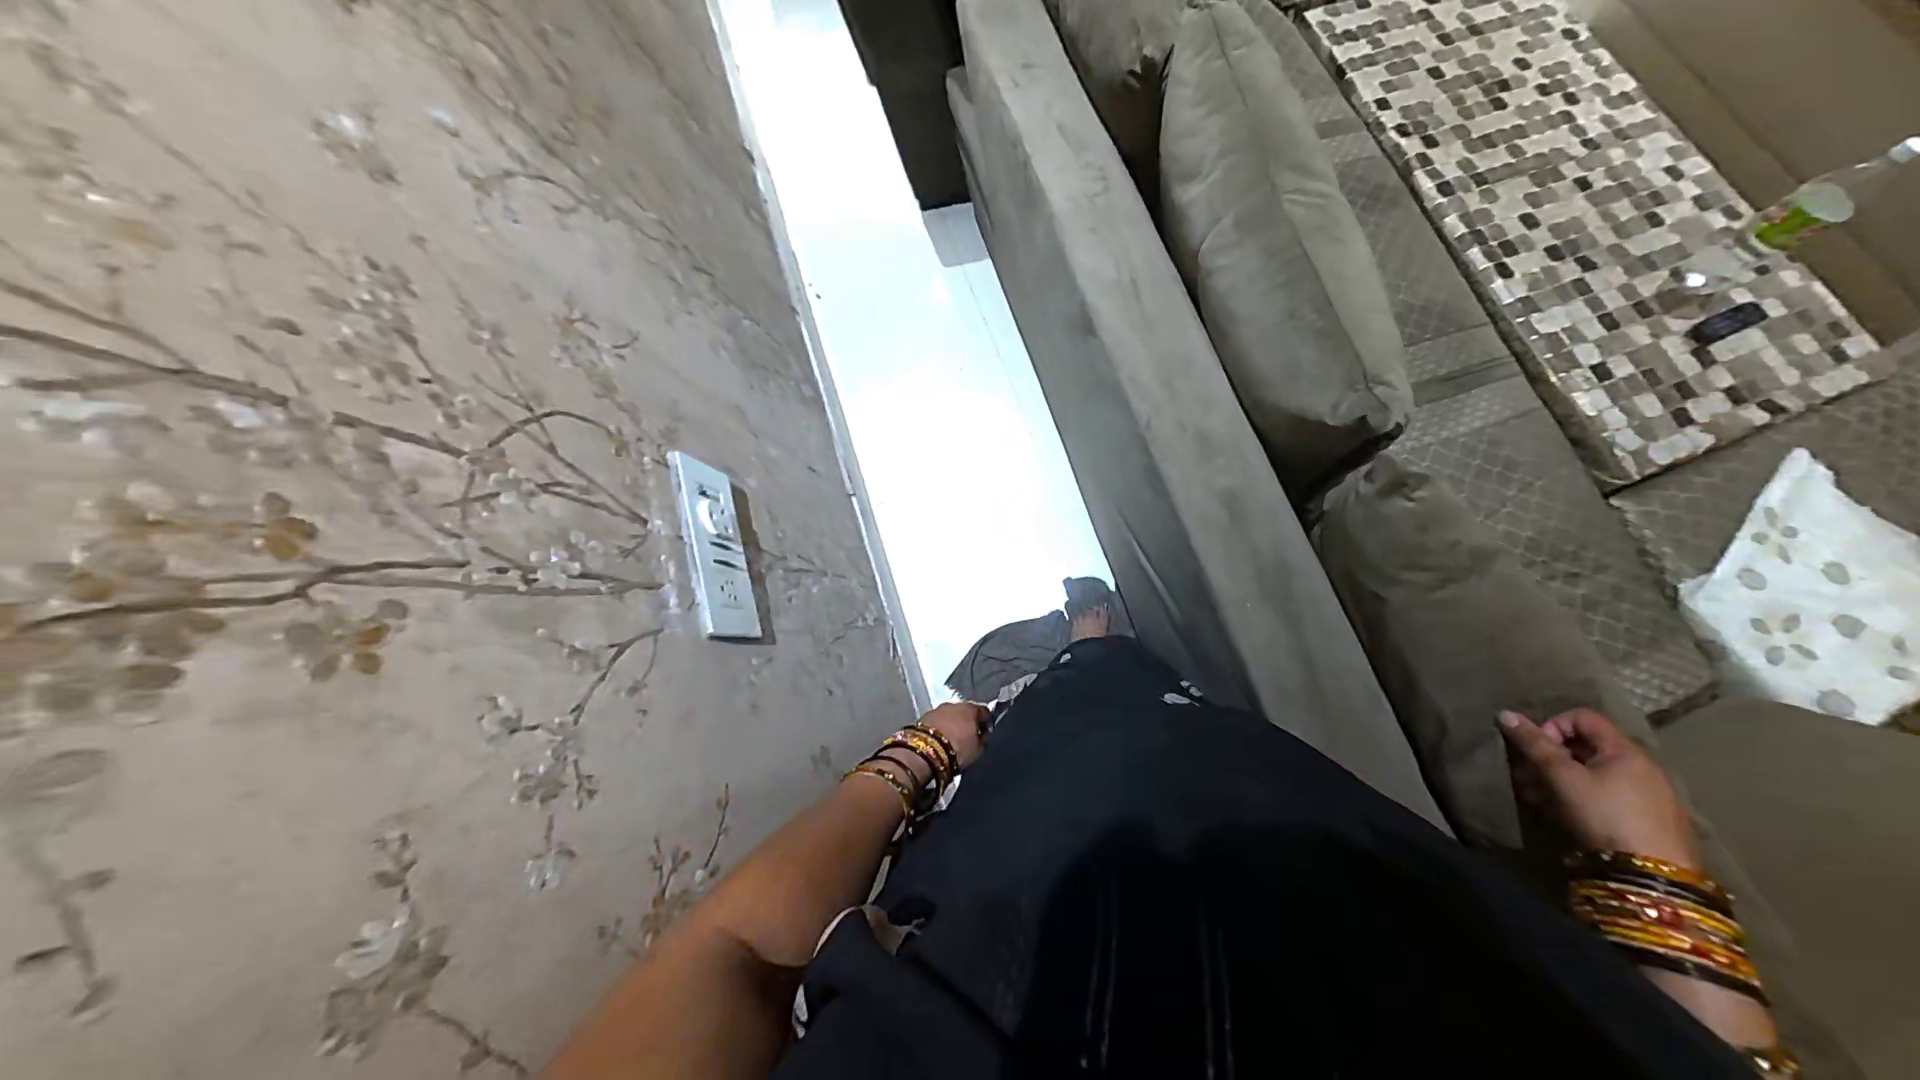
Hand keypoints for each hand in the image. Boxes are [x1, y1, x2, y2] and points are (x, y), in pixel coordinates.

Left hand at [920, 702, 988, 769]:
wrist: (926, 751)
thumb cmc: (957, 750)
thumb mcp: (978, 750)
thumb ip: (983, 740)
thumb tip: (982, 735)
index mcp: (971, 709)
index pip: (985, 712)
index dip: (986, 723)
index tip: (985, 734)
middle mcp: (955, 704)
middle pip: (965, 711)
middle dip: (967, 722)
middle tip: (967, 737)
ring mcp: (938, 709)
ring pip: (949, 715)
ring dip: (952, 724)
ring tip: (952, 740)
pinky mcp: (924, 716)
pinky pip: (937, 721)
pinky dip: (940, 728)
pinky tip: (940, 739)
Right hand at [1497, 708, 1698, 869]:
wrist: (1652, 875)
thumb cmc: (1604, 815)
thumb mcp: (1562, 777)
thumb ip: (1534, 745)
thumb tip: (1505, 713)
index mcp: (1625, 750)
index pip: (1582, 717)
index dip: (1552, 726)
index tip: (1538, 750)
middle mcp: (1642, 766)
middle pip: (1586, 745)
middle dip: (1551, 757)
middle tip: (1531, 777)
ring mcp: (1649, 794)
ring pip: (1593, 772)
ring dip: (1560, 778)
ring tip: (1540, 798)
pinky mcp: (1649, 818)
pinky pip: (1607, 793)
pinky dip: (1581, 795)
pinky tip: (1566, 814)